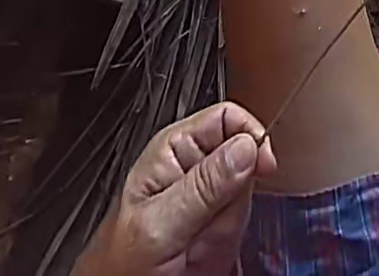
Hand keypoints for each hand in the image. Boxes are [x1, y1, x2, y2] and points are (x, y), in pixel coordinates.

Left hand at [75, 102, 276, 275]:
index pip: (227, 117)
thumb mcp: (159, 224)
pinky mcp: (214, 225)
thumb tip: (247, 146)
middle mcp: (193, 166)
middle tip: (206, 223)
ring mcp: (206, 197)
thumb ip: (204, 186)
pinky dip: (227, 244)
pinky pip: (240, 224)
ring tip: (195, 246)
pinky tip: (201, 255)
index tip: (263, 163)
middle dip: (234, 196)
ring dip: (228, 225)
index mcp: (175, 148)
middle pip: (242, 159)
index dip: (250, 134)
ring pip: (245, 194)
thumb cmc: (116, 266)